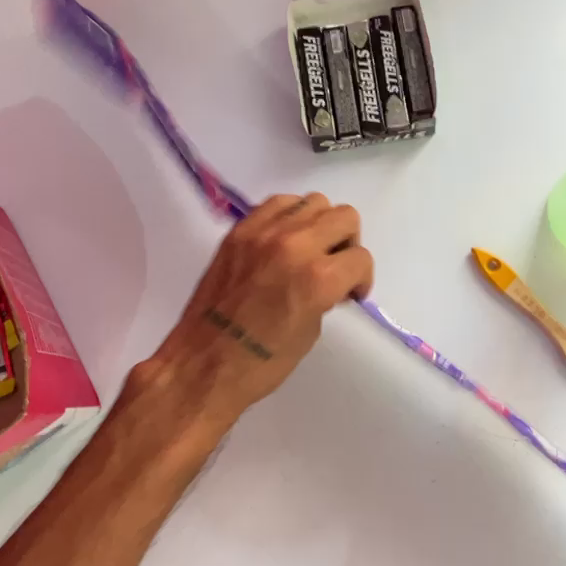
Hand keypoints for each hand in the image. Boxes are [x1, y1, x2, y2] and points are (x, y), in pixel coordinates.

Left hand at [136, 193, 373, 438]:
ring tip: (308, 249)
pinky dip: (290, 216)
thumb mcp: (311, 331)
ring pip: (313, 201)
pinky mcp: (240, 230)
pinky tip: (284, 240)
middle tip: (335, 266)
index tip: (350, 293)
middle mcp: (295, 245)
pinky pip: (277, 203)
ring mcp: (264, 232)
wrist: (203, 364)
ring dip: (320, 224)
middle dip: (347, 244)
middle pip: (344, 218)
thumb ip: (327, 293)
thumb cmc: (262, 361)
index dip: (361, 278)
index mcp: (318, 279)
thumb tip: (330, 278)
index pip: (360, 258)